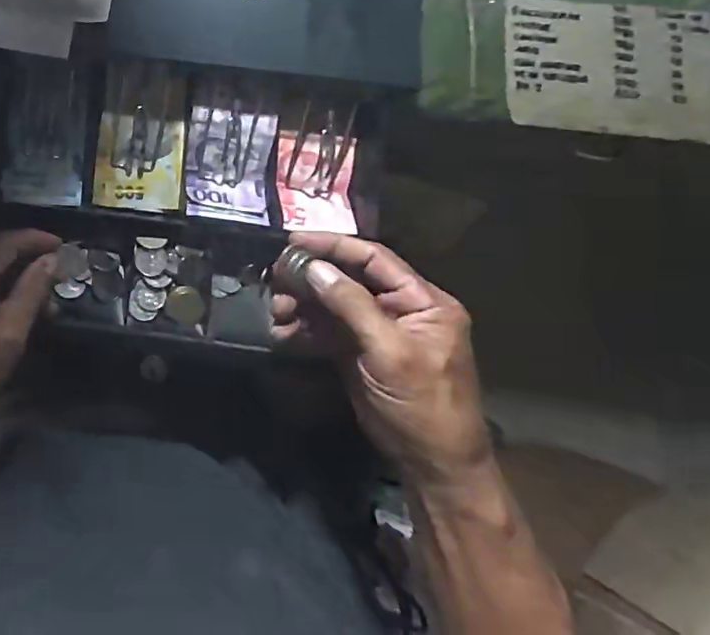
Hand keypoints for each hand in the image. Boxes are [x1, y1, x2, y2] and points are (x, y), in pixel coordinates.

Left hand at [0, 229, 61, 430]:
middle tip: (58, 265)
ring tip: (45, 286)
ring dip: (16, 269)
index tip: (63, 245)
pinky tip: (21, 296)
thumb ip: (32, 289)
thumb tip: (52, 259)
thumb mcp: (10, 331)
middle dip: (29, 253)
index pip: (5, 241)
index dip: (36, 238)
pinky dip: (0, 280)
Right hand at [270, 232, 491, 483]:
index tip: (294, 240)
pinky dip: (303, 328)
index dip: (334, 246)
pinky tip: (283, 332)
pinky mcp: (357, 351)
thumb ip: (352, 305)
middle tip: (276, 278)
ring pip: (331, 302)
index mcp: (422, 301)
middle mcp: (399, 308)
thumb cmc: (424, 407)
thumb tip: (314, 267)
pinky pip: (325, 328)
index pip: (374, 259)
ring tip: (277, 311)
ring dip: (301, 303)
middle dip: (310, 277)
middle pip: (348, 277)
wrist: (433, 467)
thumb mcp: (391, 352)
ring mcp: (376, 330)